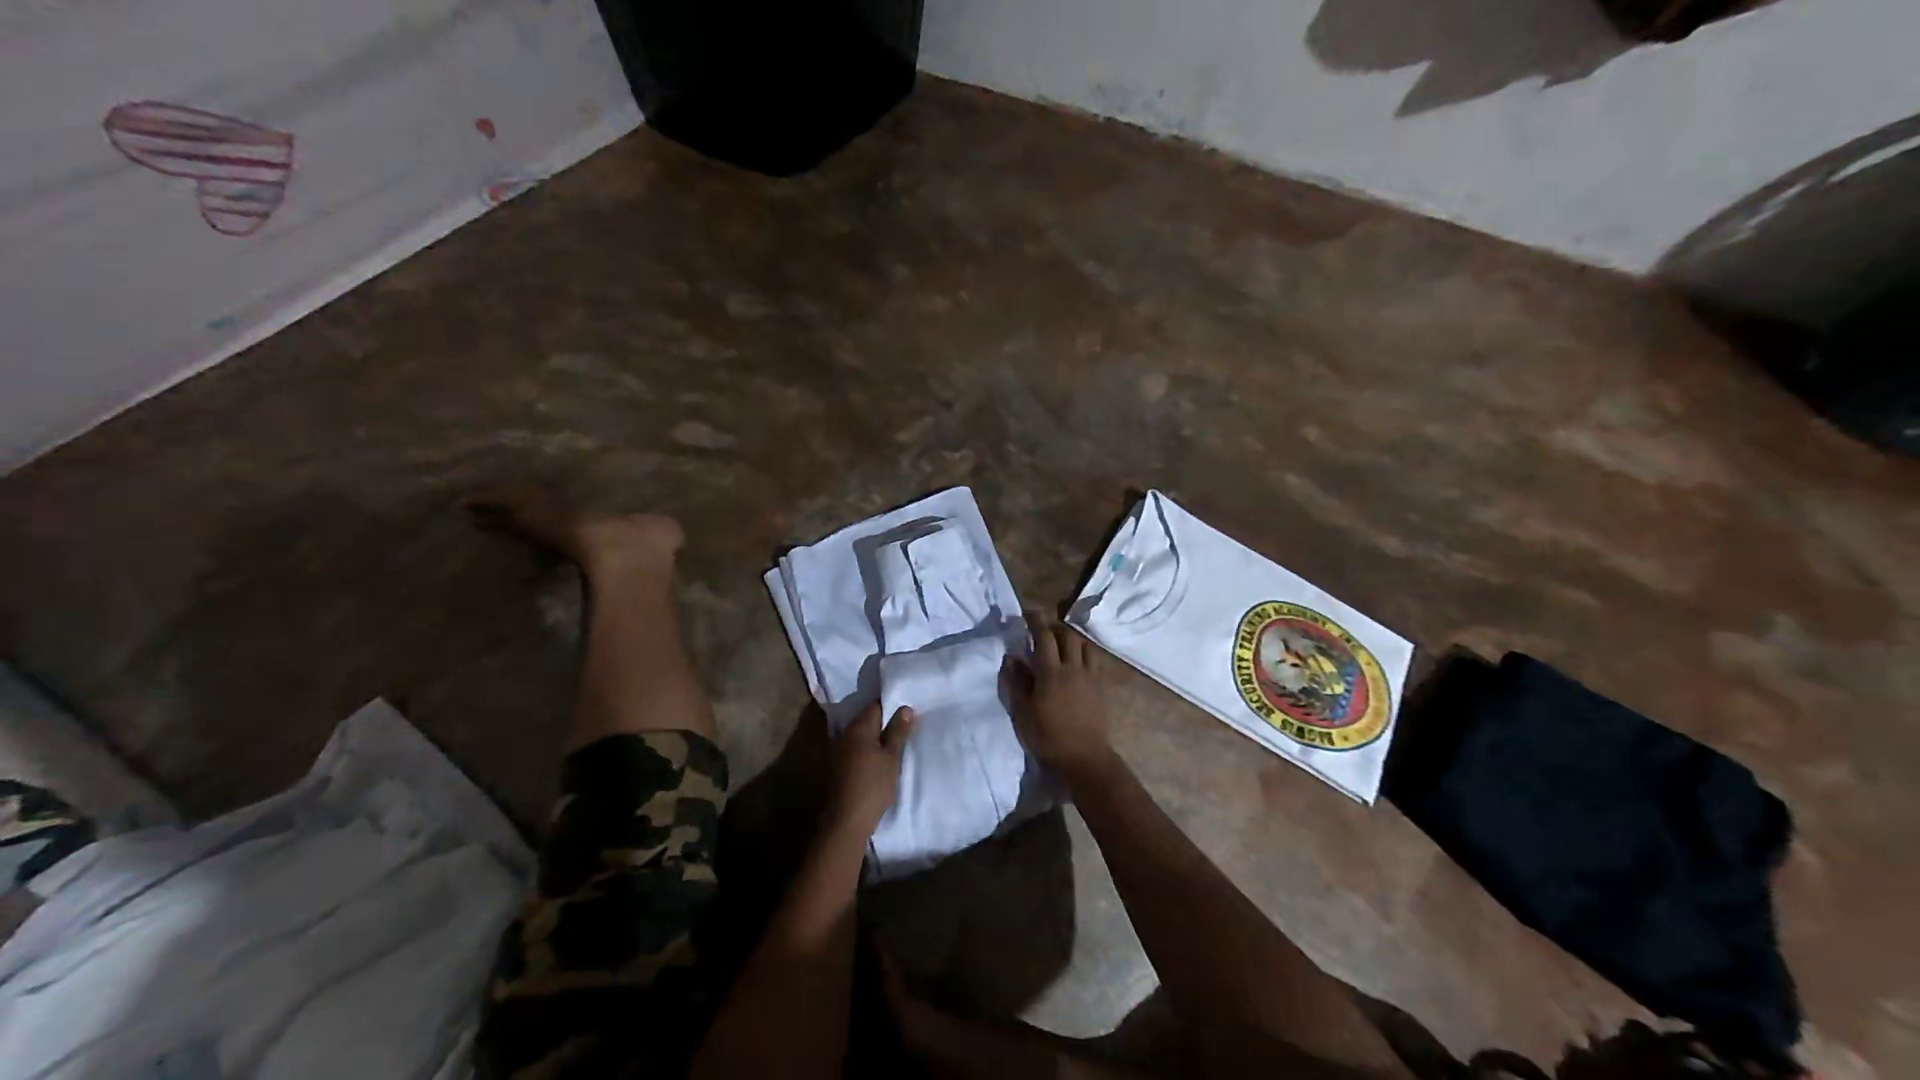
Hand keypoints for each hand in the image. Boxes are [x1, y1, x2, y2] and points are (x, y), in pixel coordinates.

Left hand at [826, 703, 914, 835]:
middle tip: (906, 727)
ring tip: (896, 742)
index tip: (908, 711)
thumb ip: (898, 732)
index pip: (876, 706)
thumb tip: (905, 708)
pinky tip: (880, 756)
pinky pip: (856, 747)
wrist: (846, 820)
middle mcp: (845, 733)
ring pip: (862, 734)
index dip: (893, 706)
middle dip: (886, 721)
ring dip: (877, 735)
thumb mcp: (891, 758)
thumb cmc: (873, 786)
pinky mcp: (838, 764)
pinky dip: (868, 747)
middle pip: (867, 718)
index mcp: (858, 728)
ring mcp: (838, 749)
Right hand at [1011, 622, 1114, 779]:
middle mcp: (1073, 668)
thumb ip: (1017, 681)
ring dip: (1072, 639)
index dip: (1035, 622)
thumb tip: (1013, 657)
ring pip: (1084, 645)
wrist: (1083, 757)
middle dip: (1054, 628)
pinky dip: (1085, 654)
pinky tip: (1078, 663)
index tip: (1028, 613)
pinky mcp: (1101, 688)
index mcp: (1050, 672)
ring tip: (1062, 645)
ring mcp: (1090, 677)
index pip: (1044, 636)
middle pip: (1067, 636)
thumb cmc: (1047, 736)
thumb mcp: (1022, 711)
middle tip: (1043, 631)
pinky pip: (1095, 661)